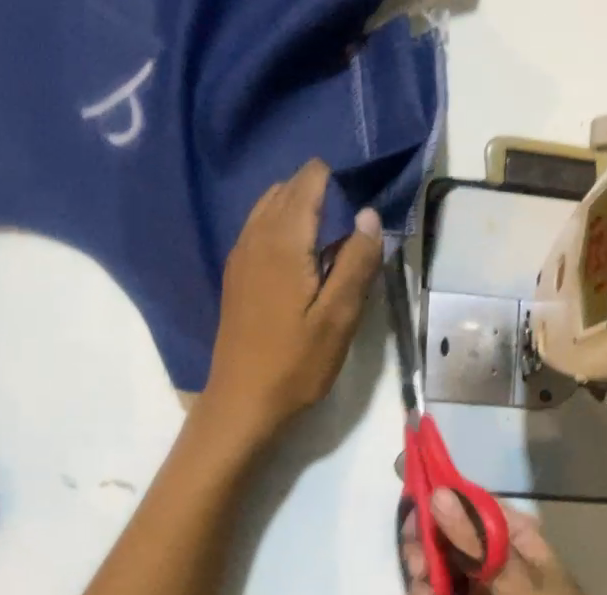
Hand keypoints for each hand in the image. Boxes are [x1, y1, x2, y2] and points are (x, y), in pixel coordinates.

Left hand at [200, 159, 382, 440]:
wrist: (243, 401)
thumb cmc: (296, 364)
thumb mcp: (339, 318)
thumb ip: (357, 263)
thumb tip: (370, 214)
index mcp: (283, 240)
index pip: (309, 180)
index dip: (339, 181)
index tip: (364, 204)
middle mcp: (255, 236)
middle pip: (288, 189)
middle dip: (322, 193)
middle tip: (355, 227)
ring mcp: (240, 255)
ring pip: (270, 208)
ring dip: (301, 211)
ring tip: (334, 241)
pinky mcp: (236, 276)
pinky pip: (260, 230)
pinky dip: (284, 229)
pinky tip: (304, 261)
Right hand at [403, 490, 606, 594]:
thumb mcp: (511, 583)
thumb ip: (472, 542)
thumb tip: (438, 495)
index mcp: (512, 529)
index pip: (463, 502)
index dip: (432, 511)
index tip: (411, 532)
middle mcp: (496, 546)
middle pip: (444, 536)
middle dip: (425, 558)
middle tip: (419, 577)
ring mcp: (486, 576)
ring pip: (441, 569)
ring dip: (431, 590)